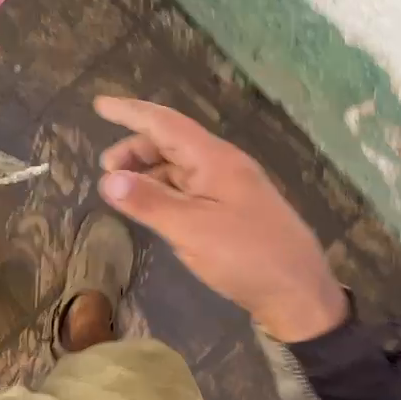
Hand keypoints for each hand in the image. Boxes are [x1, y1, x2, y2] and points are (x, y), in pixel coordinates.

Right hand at [94, 96, 348, 341]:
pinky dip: (164, 189)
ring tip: (122, 190)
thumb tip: (107, 178)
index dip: (131, 112)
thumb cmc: (247, 256)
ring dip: (148, 171)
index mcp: (215, 159)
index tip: (100, 105)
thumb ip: (148, 202)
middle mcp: (223, 165)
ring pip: (179, 166)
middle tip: (105, 167)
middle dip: (135, 147)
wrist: (300, 294)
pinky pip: (189, 187)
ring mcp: (229, 188)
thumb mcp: (191, 230)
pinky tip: (153, 207)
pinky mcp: (232, 210)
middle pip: (171, 142)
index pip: (165, 123)